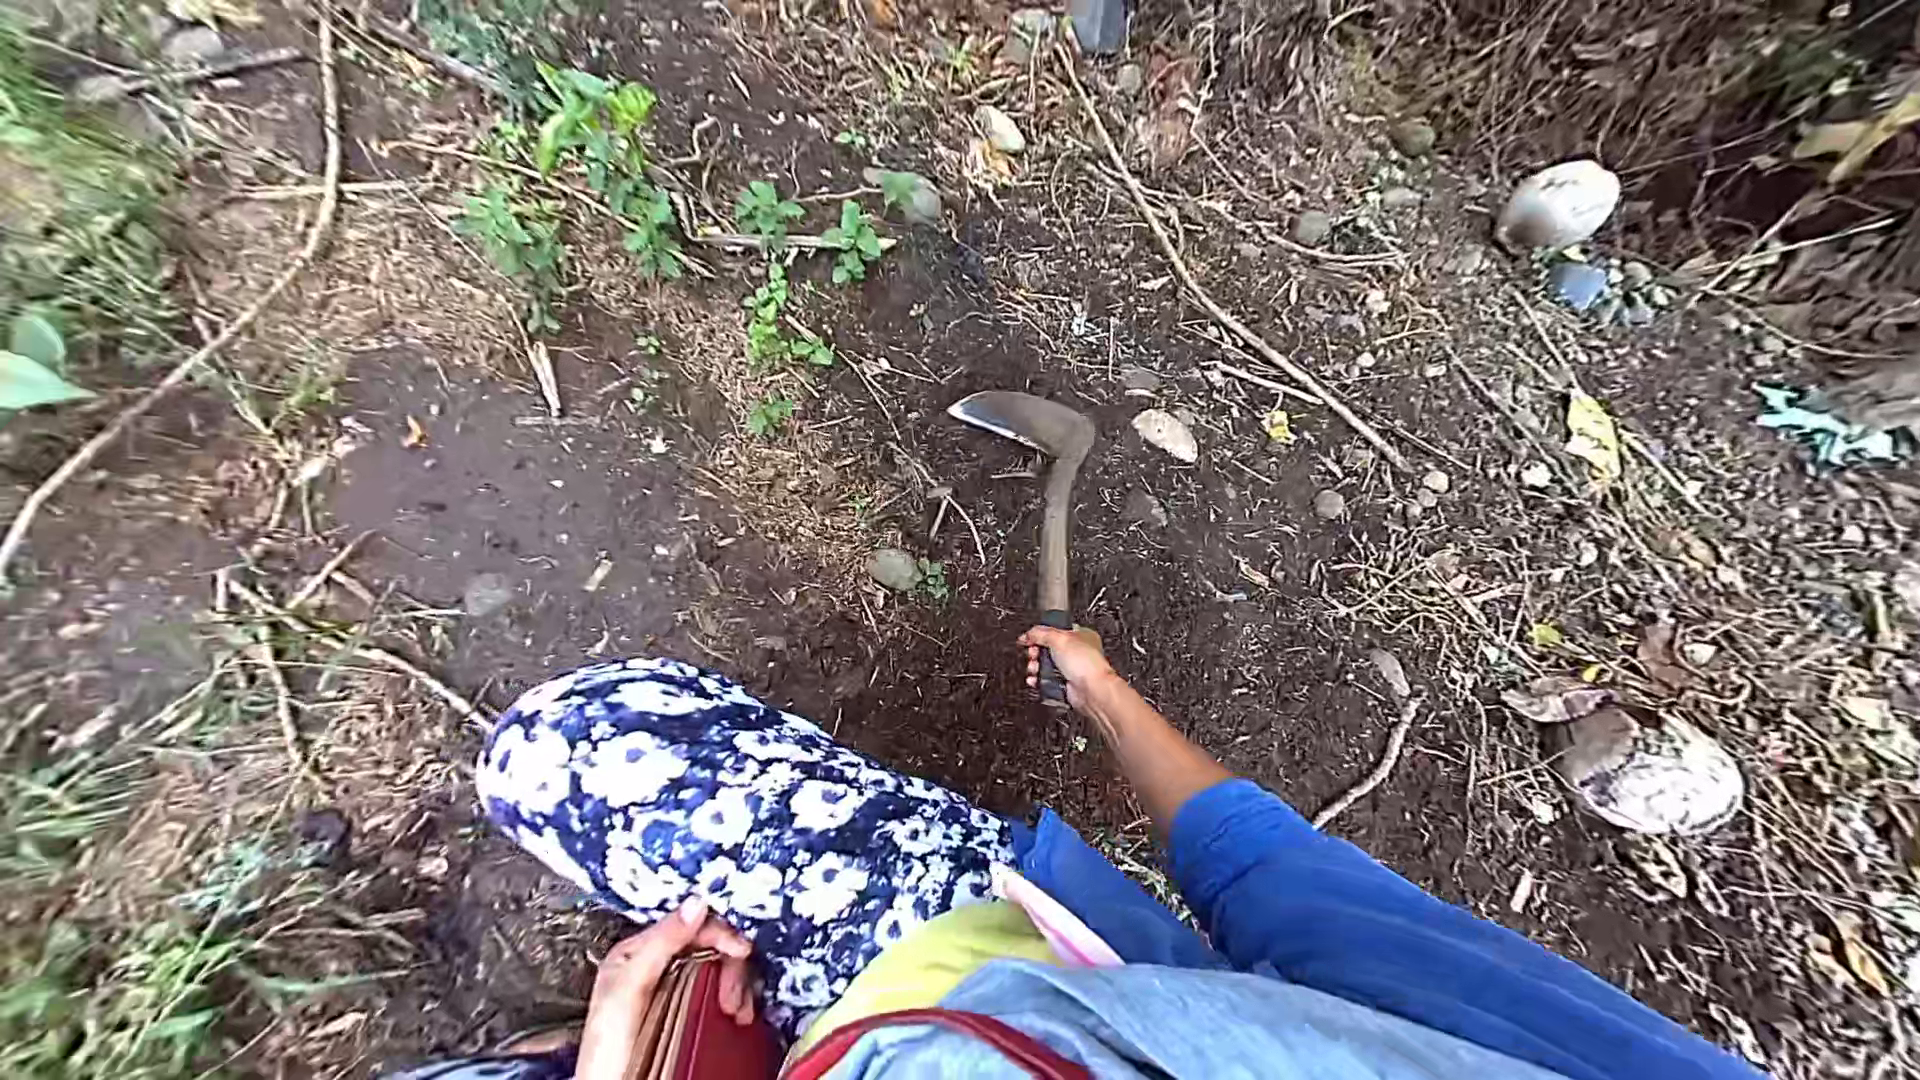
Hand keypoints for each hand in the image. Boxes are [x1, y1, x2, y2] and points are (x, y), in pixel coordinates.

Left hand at [574, 897, 755, 1079]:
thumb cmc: (608, 1060)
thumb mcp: (627, 993)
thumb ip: (659, 944)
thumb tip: (697, 902)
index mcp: (640, 951)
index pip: (692, 922)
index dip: (720, 932)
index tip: (740, 951)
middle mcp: (661, 963)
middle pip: (712, 944)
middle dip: (731, 965)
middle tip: (732, 997)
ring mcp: (678, 987)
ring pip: (723, 966)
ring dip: (737, 984)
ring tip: (735, 1012)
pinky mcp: (692, 1010)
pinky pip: (725, 990)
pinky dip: (738, 999)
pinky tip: (737, 1016)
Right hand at [1017, 624, 1118, 714]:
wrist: (1092, 690)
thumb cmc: (1086, 663)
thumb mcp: (1058, 638)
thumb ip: (1040, 633)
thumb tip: (1027, 635)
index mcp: (1080, 635)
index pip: (1056, 630)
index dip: (1042, 634)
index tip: (1030, 638)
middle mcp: (1077, 652)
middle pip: (1048, 649)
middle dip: (1036, 652)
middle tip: (1033, 654)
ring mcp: (1071, 670)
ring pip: (1046, 666)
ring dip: (1035, 667)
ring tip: (1033, 668)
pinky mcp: (1066, 685)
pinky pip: (1047, 681)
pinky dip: (1039, 680)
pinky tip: (1034, 679)